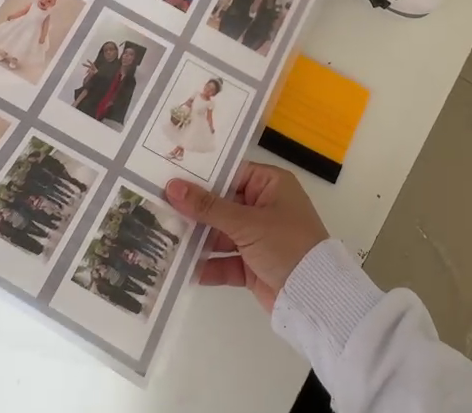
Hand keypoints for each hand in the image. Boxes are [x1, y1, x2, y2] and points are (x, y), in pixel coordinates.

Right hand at [166, 162, 327, 311]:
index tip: (167, 178)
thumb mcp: (247, 223)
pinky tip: (182, 269)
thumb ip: (208, 207)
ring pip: (220, 234)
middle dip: (193, 211)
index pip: (229, 174)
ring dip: (196, 240)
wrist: (314, 298)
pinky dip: (207, 266)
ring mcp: (258, 238)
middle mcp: (264, 207)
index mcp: (270, 185)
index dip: (200, 177)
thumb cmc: (286, 244)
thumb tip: (172, 187)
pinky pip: (224, 262)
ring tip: (162, 238)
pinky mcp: (252, 266)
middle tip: (156, 208)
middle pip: (221, 205)